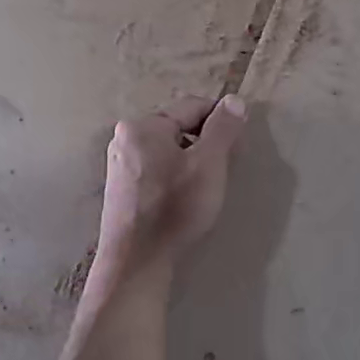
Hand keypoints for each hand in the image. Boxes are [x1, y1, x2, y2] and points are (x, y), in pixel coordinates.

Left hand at [98, 94, 246, 270]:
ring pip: (169, 149)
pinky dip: (177, 175)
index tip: (239, 144)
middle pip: (179, 126)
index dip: (221, 120)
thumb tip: (235, 100)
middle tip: (225, 167)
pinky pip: (157, 168)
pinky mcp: (122, 188)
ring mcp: (120, 164)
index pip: (193, 106)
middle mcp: (124, 139)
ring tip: (208, 185)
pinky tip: (186, 197)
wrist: (138, 260)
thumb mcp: (210, 164)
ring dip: (192, 159)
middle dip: (206, 141)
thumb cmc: (176, 207)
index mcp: (143, 126)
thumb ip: (223, 128)